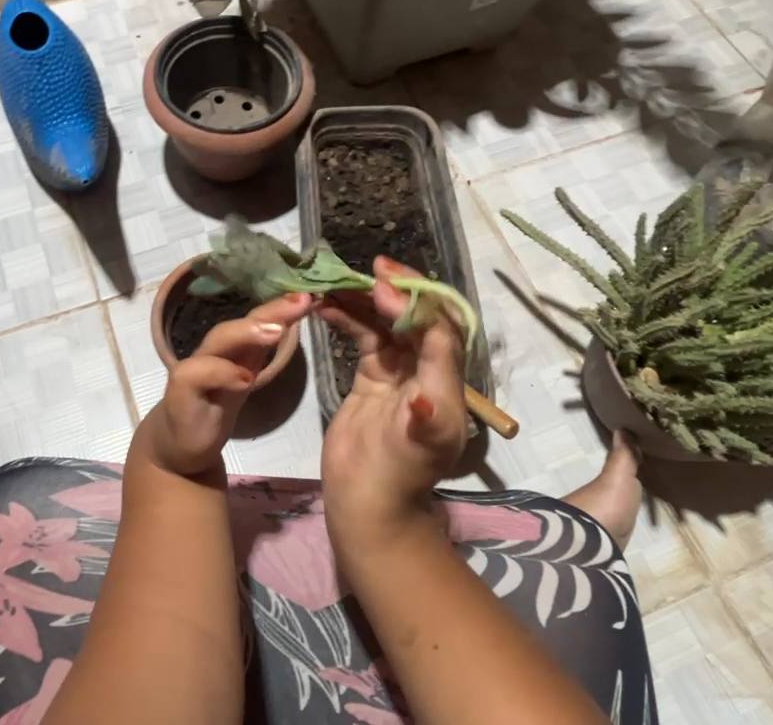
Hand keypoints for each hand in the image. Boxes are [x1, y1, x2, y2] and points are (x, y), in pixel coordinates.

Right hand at [145, 293, 313, 475]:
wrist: (183, 441)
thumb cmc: (218, 403)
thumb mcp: (249, 373)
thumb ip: (267, 349)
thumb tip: (298, 321)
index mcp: (234, 344)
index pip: (258, 317)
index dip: (284, 306)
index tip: (312, 295)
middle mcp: (215, 348)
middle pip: (241, 321)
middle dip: (270, 310)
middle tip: (300, 302)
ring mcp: (195, 365)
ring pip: (218, 340)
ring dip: (247, 333)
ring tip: (277, 331)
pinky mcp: (180, 388)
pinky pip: (198, 374)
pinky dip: (223, 373)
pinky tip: (245, 379)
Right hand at [319, 258, 467, 555]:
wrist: (368, 504)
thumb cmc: (399, 476)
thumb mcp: (421, 447)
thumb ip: (426, 415)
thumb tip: (423, 392)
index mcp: (447, 381)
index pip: (438, 327)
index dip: (415, 301)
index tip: (385, 282)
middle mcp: (426, 369)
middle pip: (414, 316)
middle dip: (394, 289)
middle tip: (369, 268)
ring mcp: (398, 370)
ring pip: (385, 322)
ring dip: (365, 299)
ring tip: (338, 281)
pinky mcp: (372, 375)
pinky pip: (363, 335)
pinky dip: (347, 318)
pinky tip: (325, 305)